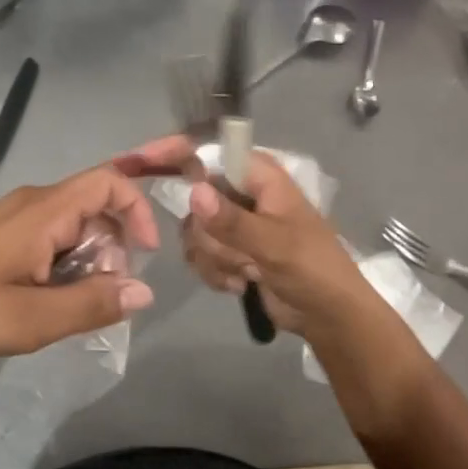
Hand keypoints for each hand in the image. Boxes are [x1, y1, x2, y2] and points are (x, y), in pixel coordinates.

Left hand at [0, 165, 159, 357]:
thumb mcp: (34, 320)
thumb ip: (92, 304)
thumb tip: (144, 291)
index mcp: (43, 210)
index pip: (107, 181)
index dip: (137, 209)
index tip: (147, 253)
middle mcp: (32, 201)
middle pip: (94, 206)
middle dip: (112, 247)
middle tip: (100, 297)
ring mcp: (14, 215)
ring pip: (73, 223)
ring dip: (87, 259)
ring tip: (69, 305)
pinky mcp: (2, 231)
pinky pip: (50, 234)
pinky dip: (64, 262)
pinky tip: (47, 298)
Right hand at [118, 135, 374, 337]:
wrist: (329, 319)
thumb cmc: (314, 269)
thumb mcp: (275, 244)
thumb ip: (232, 220)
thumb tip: (194, 191)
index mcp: (258, 174)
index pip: (208, 150)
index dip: (173, 151)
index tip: (138, 160)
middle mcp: (241, 191)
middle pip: (195, 200)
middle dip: (213, 237)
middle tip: (244, 255)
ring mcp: (233, 222)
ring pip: (194, 232)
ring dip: (217, 259)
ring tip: (248, 273)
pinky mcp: (229, 251)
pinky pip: (199, 254)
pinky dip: (216, 273)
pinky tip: (241, 285)